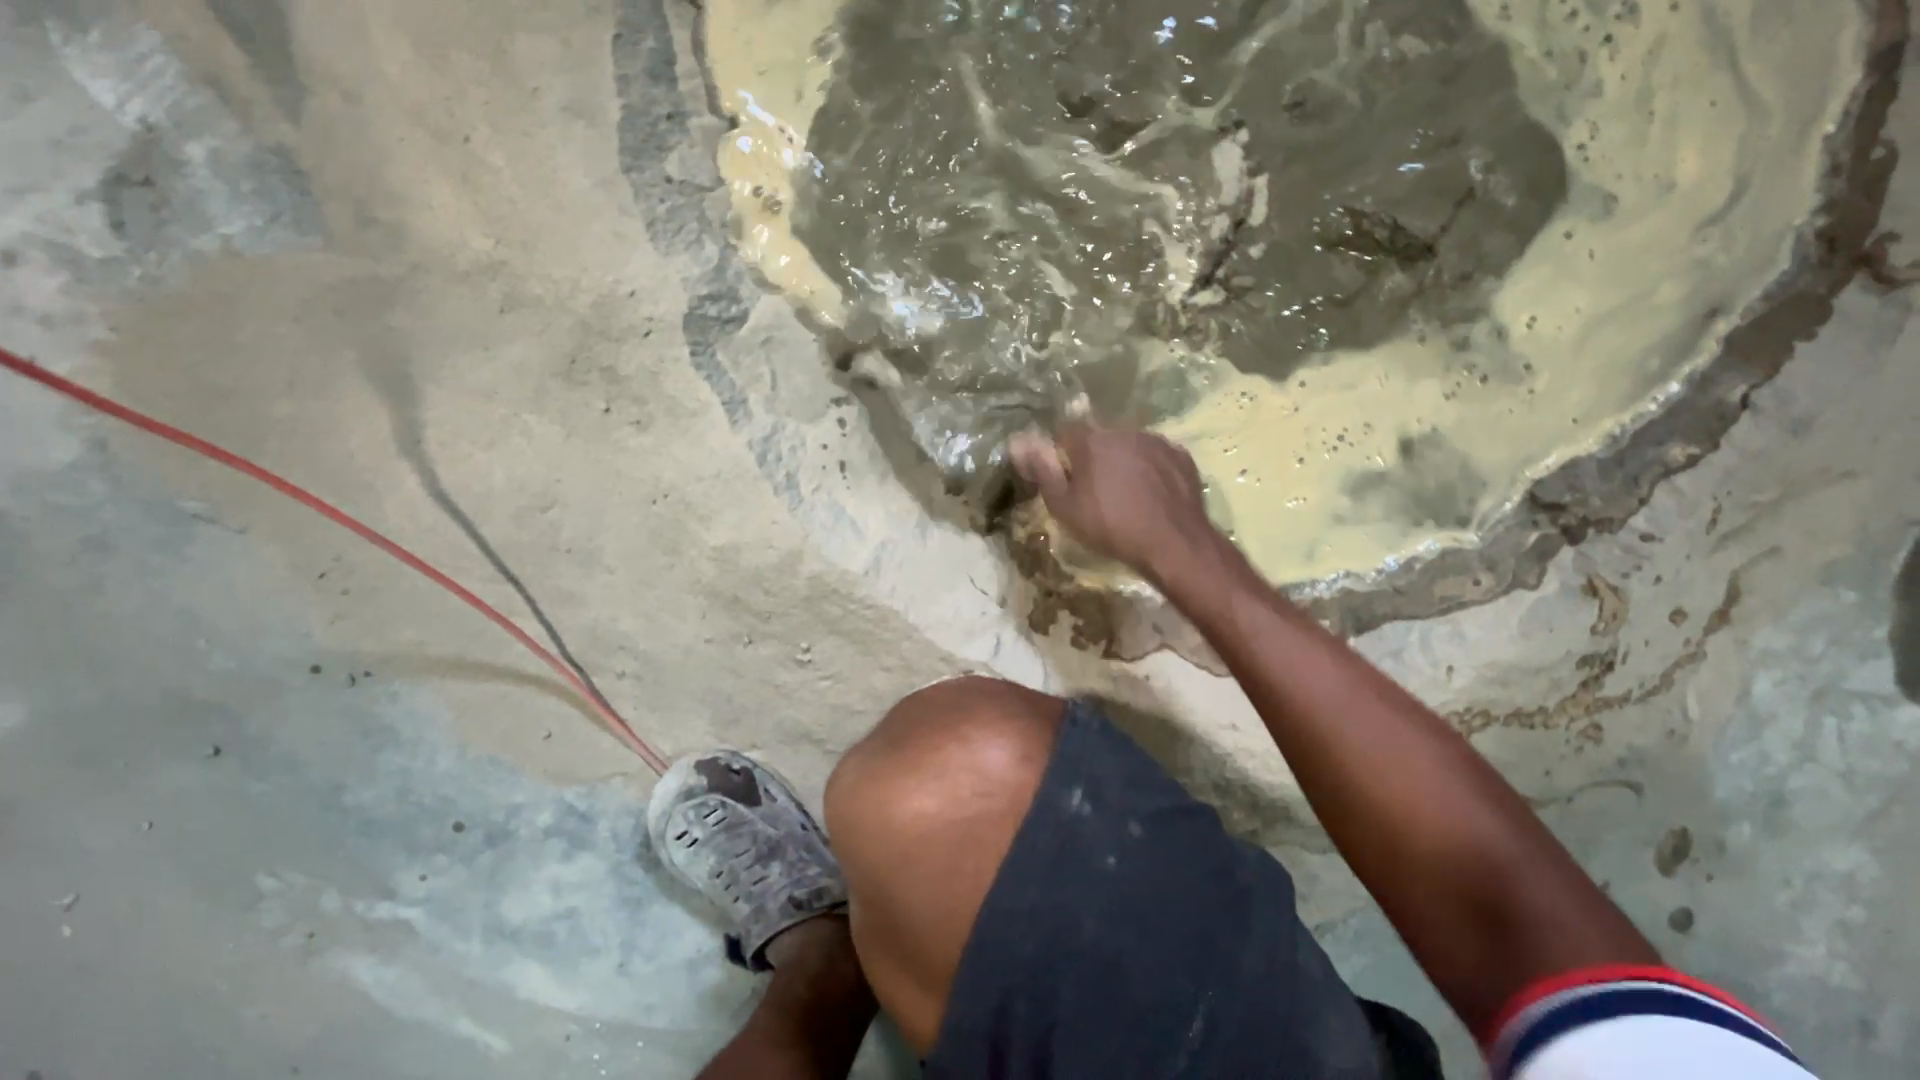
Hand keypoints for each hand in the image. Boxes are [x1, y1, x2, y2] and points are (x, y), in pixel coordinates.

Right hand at [1008, 422, 1222, 581]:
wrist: (1173, 543)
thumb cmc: (1111, 527)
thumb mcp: (1065, 506)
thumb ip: (1041, 469)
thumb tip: (1017, 439)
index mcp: (1092, 439)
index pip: (1065, 430)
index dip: (1061, 452)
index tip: (1064, 477)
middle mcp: (1124, 430)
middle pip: (1100, 437)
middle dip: (1094, 457)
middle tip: (1095, 491)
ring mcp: (1157, 441)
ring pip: (1130, 445)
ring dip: (1124, 461)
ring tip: (1126, 495)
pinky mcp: (1181, 456)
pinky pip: (1157, 457)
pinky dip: (1151, 470)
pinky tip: (1152, 496)